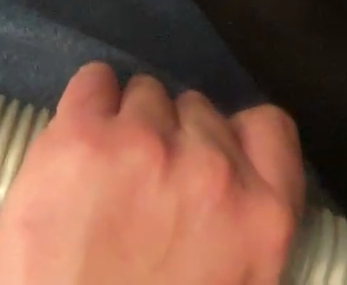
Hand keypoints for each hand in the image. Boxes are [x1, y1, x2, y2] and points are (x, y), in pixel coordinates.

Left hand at [0, 64, 304, 284]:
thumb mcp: (235, 284)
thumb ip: (240, 229)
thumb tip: (224, 189)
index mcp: (261, 216)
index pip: (269, 127)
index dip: (234, 137)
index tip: (207, 158)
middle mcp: (210, 166)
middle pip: (195, 107)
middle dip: (172, 138)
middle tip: (143, 185)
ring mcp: (144, 143)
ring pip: (143, 93)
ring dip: (128, 122)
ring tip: (103, 171)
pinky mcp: (82, 134)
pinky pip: (94, 81)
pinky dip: (90, 101)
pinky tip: (78, 137)